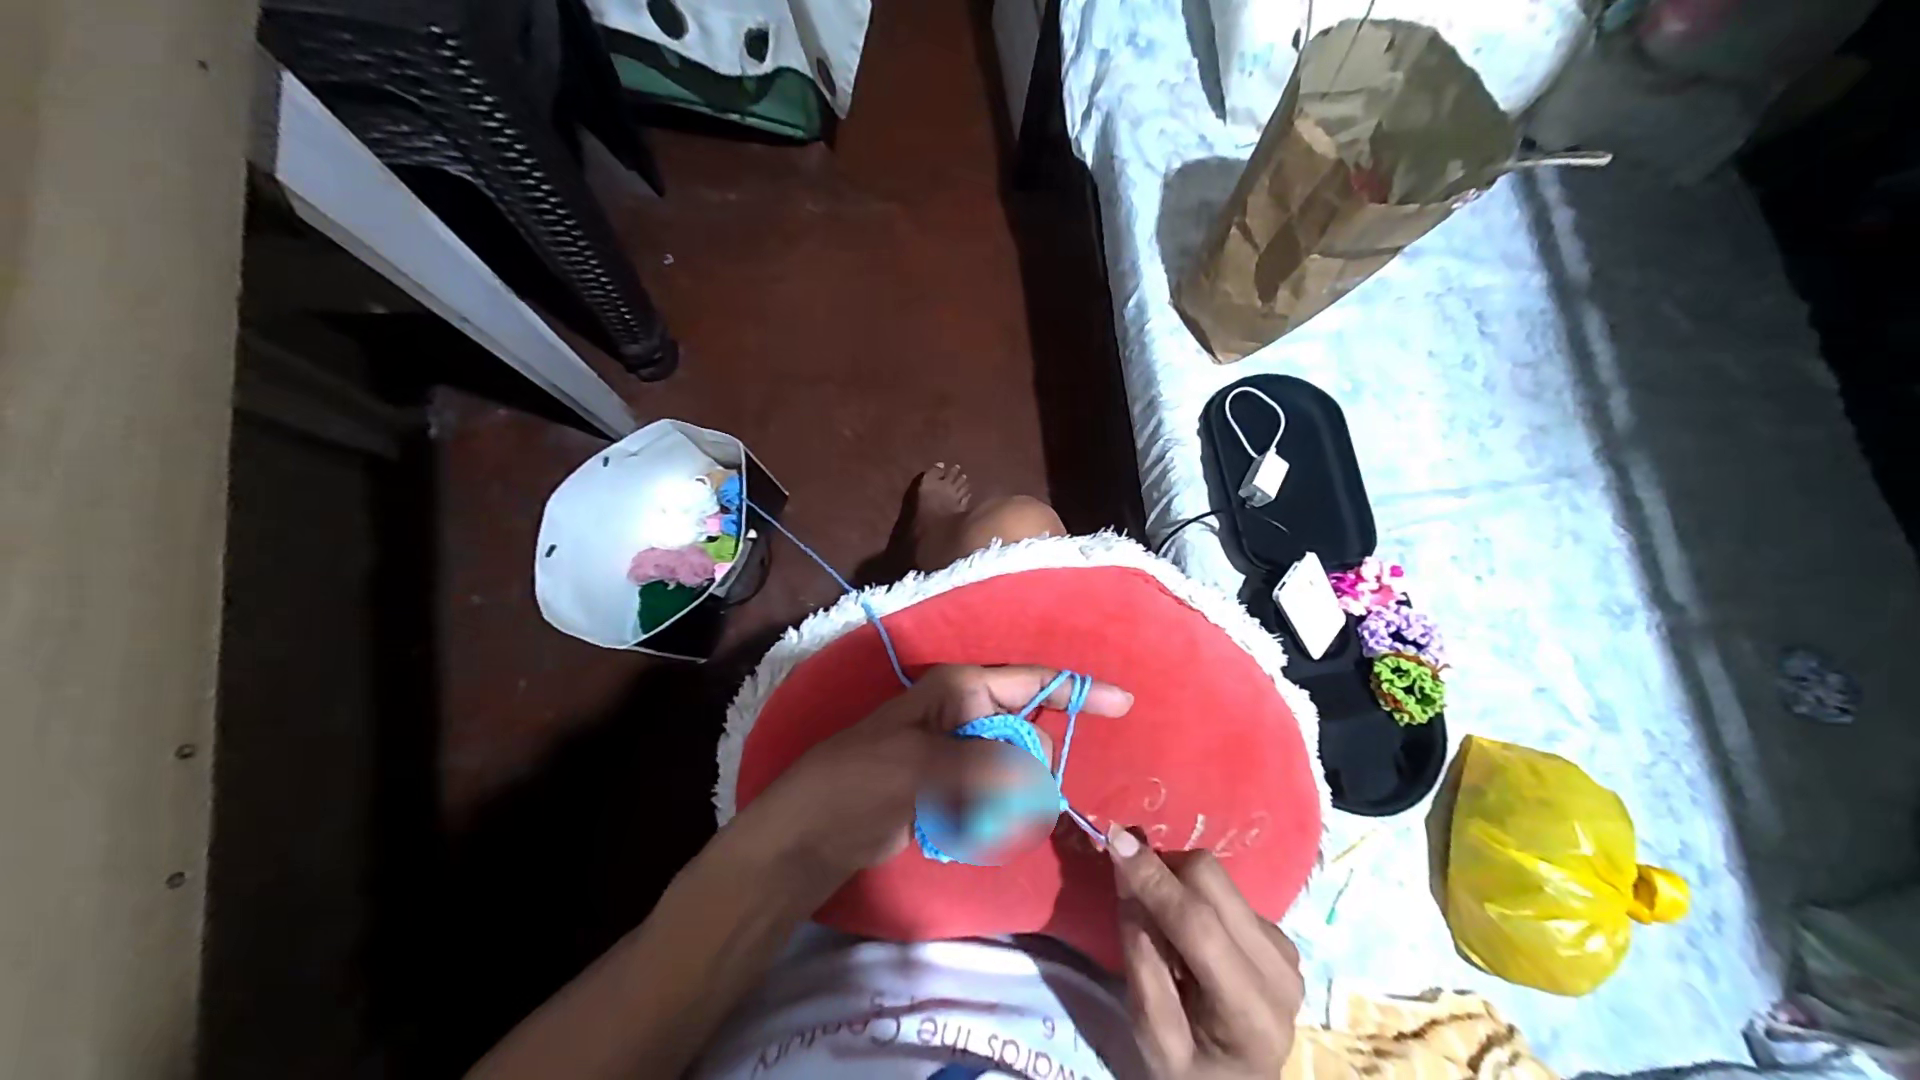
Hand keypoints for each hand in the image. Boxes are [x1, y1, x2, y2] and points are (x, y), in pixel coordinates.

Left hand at [732, 665, 1132, 880]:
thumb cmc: (856, 784)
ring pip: (1013, 775)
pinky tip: (963, 833)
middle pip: (1027, 737)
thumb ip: (984, 766)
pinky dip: (988, 820)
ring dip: (1006, 804)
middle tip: (1000, 804)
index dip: (1077, 689)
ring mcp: (957, 753)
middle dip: (1028, 773)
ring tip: (971, 824)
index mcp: (958, 690)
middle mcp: (963, 715)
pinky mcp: (951, 788)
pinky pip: (993, 800)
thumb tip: (1040, 775)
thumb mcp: (920, 767)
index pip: (1029, 681)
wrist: (807, 834)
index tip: (1124, 703)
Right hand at [1108, 826, 1303, 1079]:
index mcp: (1248, 1010)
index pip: (1196, 923)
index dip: (1152, 877)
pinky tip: (1192, 936)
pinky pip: (1227, 891)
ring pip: (1218, 877)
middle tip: (1133, 892)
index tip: (1113, 838)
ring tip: (1165, 925)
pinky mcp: (1282, 937)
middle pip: (1210, 879)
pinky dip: (1197, 897)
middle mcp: (1278, 971)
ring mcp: (1285, 951)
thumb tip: (1125, 872)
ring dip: (1178, 883)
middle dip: (1162, 871)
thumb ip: (1139, 955)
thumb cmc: (1189, 1070)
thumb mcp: (1150, 1033)